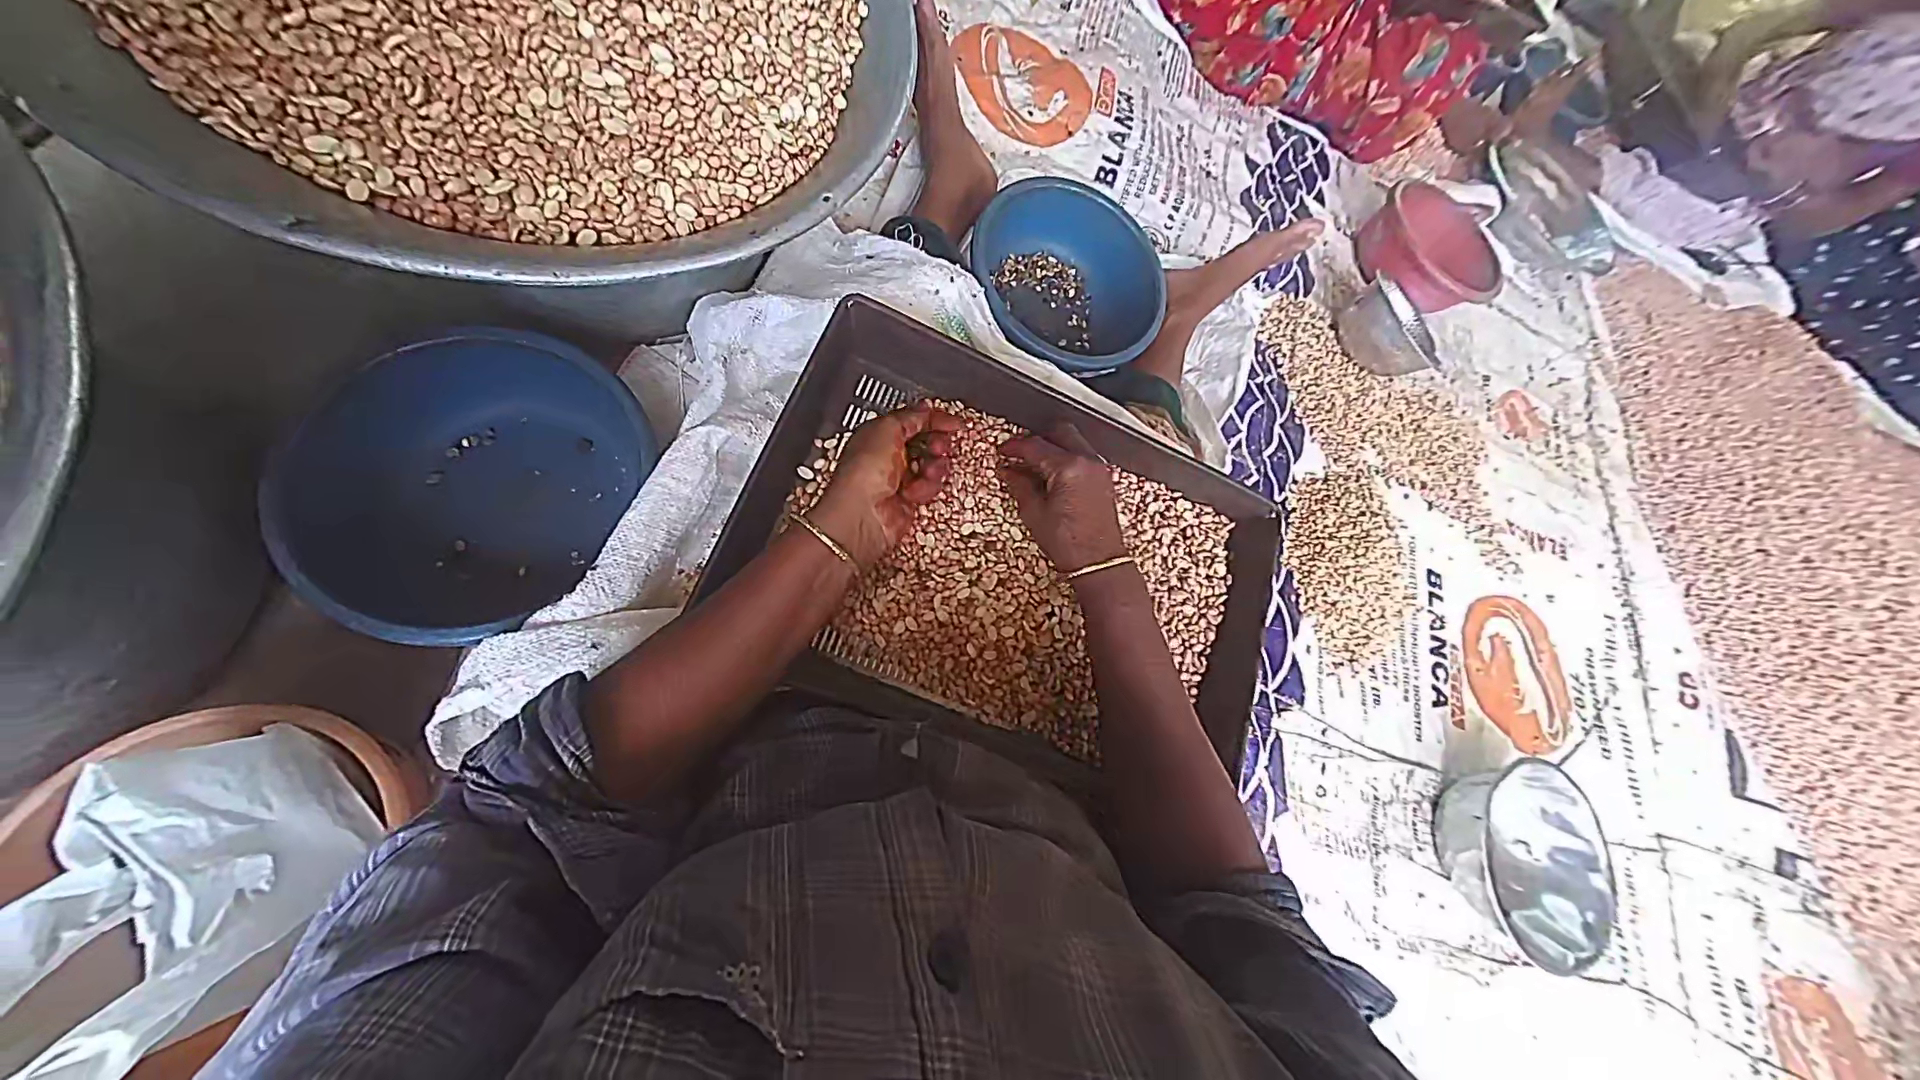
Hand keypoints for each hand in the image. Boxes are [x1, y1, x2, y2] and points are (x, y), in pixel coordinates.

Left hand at [808, 404, 958, 567]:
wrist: (863, 514)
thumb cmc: (865, 471)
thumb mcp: (887, 429)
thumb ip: (910, 416)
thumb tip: (926, 408)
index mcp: (880, 434)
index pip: (913, 421)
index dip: (933, 420)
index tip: (953, 423)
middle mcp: (890, 455)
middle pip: (927, 443)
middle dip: (937, 444)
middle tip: (939, 447)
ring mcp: (900, 478)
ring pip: (933, 465)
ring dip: (934, 468)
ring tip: (926, 472)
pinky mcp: (910, 498)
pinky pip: (930, 486)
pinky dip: (926, 488)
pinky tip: (914, 492)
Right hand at [997, 426, 1126, 572]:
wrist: (1097, 562)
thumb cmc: (1068, 542)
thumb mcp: (1034, 513)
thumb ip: (1020, 485)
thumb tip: (1009, 471)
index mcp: (1069, 467)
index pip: (1036, 446)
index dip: (1014, 447)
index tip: (1003, 450)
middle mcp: (1088, 461)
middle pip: (1058, 433)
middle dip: (1036, 440)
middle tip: (1018, 454)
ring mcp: (1099, 468)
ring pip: (1073, 442)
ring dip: (1053, 447)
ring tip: (1033, 466)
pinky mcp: (1103, 478)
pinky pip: (1082, 456)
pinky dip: (1066, 458)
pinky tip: (1051, 475)